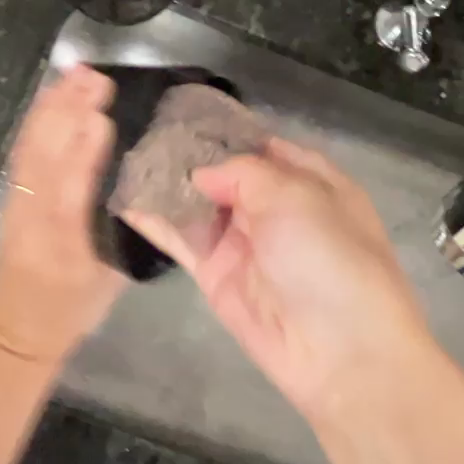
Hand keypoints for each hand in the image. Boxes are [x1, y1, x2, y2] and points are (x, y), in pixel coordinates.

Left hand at [0, 65, 126, 366]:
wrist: (16, 329)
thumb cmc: (72, 309)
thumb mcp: (110, 280)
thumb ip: (125, 230)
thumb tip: (147, 181)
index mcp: (63, 249)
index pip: (69, 196)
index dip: (81, 156)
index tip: (100, 118)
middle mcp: (33, 221)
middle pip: (45, 161)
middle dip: (67, 114)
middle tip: (95, 78)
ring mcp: (16, 206)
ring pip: (31, 149)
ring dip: (52, 108)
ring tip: (76, 75)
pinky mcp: (10, 196)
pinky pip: (22, 151)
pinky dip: (37, 119)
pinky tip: (51, 96)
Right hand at [122, 138, 437, 417]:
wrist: (340, 351)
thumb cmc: (329, 256)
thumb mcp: (295, 195)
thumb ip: (243, 173)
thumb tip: (203, 173)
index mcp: (310, 181)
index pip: (262, 146)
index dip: (227, 131)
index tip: (184, 113)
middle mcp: (276, 208)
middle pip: (225, 173)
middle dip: (190, 155)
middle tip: (144, 129)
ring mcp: (244, 243)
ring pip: (198, 204)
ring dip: (167, 183)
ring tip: (126, 154)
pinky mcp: (216, 276)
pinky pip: (181, 240)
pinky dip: (154, 221)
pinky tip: (123, 197)